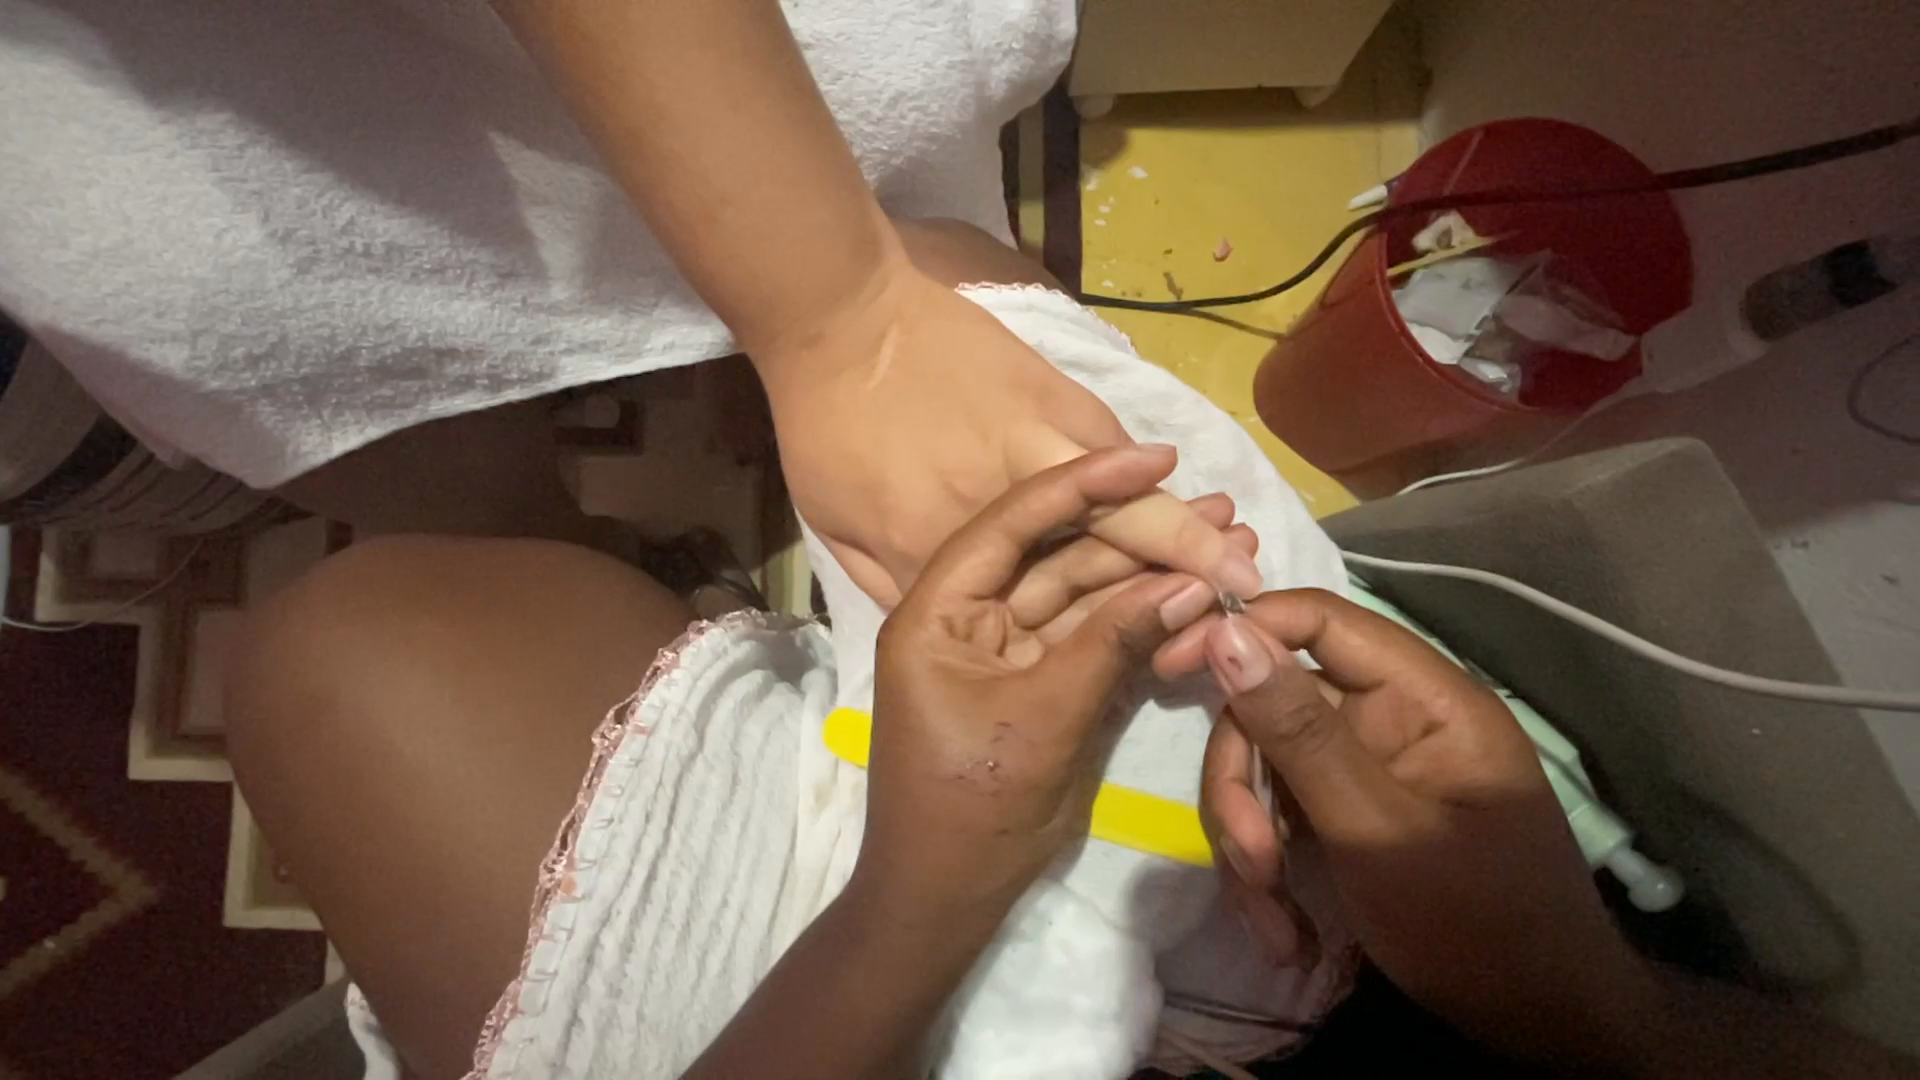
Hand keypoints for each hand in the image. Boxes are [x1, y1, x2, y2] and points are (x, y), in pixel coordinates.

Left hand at [762, 264, 1263, 607]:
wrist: (838, 315)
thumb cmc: (826, 426)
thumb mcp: (833, 523)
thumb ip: (891, 578)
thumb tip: (954, 618)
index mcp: (945, 541)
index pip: (1038, 598)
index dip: (1113, 615)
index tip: (1166, 626)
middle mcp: (1008, 498)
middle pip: (1112, 542)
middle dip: (1187, 563)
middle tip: (1250, 583)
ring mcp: (1039, 440)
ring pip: (1126, 494)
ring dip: (1185, 518)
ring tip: (1236, 537)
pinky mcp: (1056, 394)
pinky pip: (1111, 445)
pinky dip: (1144, 473)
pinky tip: (1176, 488)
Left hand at [853, 444, 1253, 925]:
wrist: (950, 896)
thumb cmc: (972, 805)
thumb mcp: (1044, 717)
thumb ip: (1113, 642)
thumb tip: (1190, 583)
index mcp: (941, 607)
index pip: (1016, 521)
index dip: (1086, 483)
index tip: (1156, 458)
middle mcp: (973, 613)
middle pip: (1060, 555)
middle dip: (1137, 534)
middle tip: (1217, 512)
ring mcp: (1011, 646)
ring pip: (1085, 596)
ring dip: (1149, 575)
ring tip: (1225, 546)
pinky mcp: (1043, 678)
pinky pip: (1094, 638)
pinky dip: (1141, 623)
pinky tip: (1193, 599)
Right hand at [1155, 589, 1655, 1062]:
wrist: (1539, 1037)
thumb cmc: (1478, 927)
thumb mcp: (1376, 828)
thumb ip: (1298, 730)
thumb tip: (1226, 634)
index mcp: (1420, 697)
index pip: (1316, 621)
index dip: (1240, 630)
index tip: (1170, 664)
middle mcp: (1385, 718)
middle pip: (1270, 704)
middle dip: (1244, 784)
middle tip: (1250, 858)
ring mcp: (1358, 766)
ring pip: (1260, 763)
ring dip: (1248, 840)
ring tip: (1272, 916)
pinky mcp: (1337, 810)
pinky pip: (1272, 809)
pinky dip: (1263, 867)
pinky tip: (1284, 928)